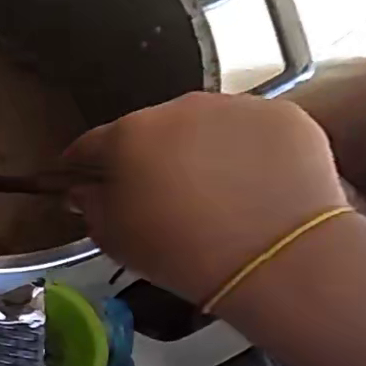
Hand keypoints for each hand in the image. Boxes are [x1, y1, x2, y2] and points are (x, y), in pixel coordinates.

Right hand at [63, 93, 348, 304]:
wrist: (275, 258)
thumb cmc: (178, 250)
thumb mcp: (113, 237)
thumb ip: (89, 205)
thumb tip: (83, 189)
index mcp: (128, 135)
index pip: (90, 144)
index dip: (81, 165)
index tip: (83, 181)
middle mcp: (177, 108)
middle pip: (149, 130)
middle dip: (147, 155)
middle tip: (158, 193)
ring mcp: (234, 106)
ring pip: (202, 125)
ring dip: (197, 149)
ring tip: (212, 190)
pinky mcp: (284, 116)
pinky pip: (250, 130)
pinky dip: (245, 150)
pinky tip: (252, 185)